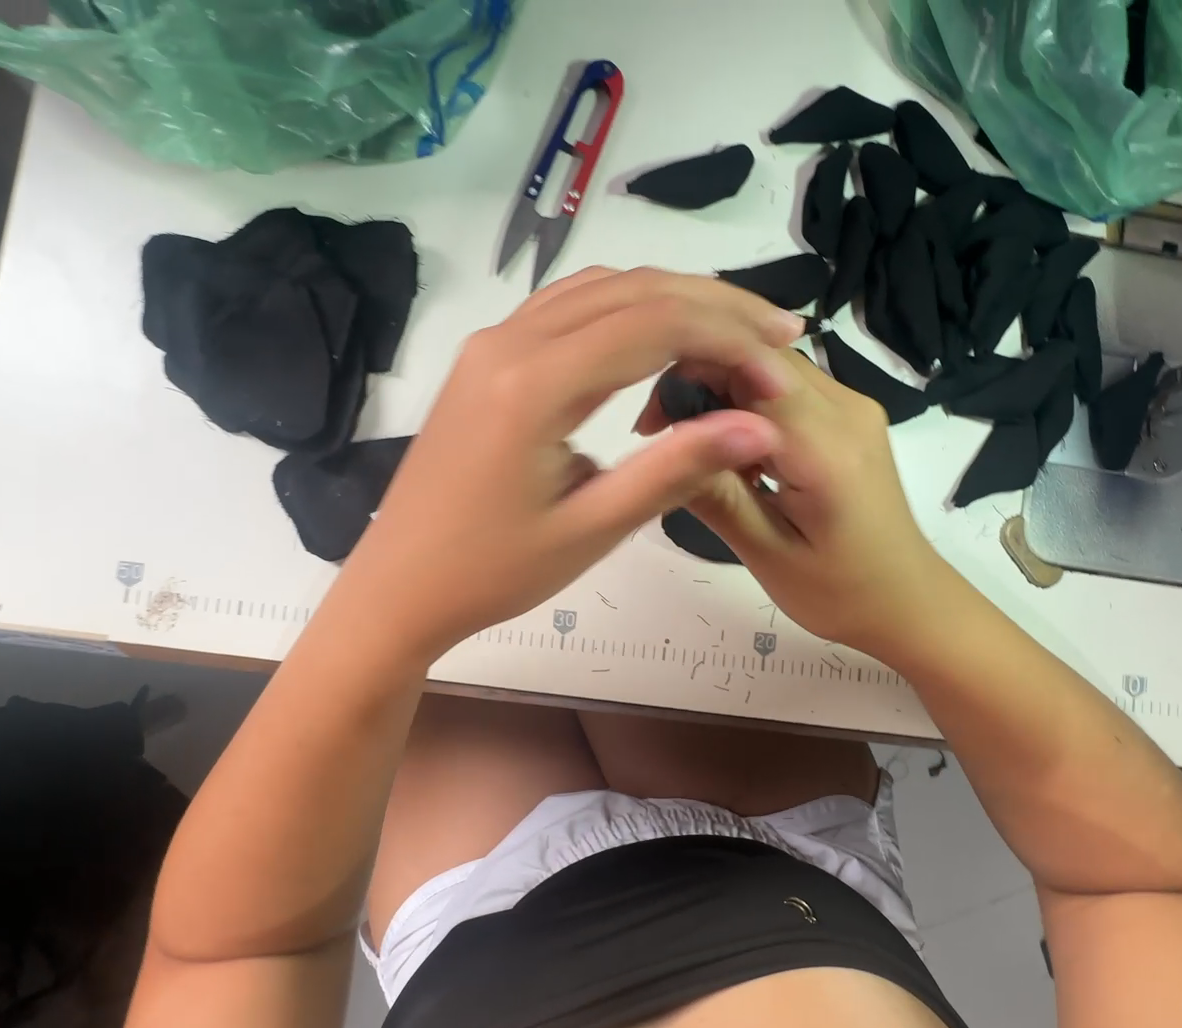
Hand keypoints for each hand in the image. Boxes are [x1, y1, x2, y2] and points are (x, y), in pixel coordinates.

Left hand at [331, 267, 806, 660]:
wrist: (399, 585)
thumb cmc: (492, 572)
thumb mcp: (592, 528)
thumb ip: (677, 469)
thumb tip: (762, 427)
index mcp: (535, 383)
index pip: (656, 323)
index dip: (730, 338)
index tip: (781, 373)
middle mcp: (510, 341)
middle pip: (634, 290)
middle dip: (716, 306)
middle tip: (781, 336)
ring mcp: (493, 343)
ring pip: (601, 289)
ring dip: (673, 299)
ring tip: (735, 331)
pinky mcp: (488, 357)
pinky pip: (568, 307)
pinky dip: (626, 309)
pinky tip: (660, 335)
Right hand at [644, 347, 953, 661]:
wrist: (908, 602)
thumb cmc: (838, 594)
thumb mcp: (767, 555)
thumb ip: (718, 494)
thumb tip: (666, 444)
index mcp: (826, 448)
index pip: (748, 370)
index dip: (690, 379)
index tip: (650, 429)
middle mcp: (847, 409)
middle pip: (759, 356)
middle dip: (702, 380)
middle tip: (666, 439)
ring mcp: (854, 407)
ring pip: (771, 366)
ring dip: (725, 392)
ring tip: (700, 452)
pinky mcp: (852, 416)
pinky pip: (789, 387)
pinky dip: (751, 406)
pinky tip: (738, 454)